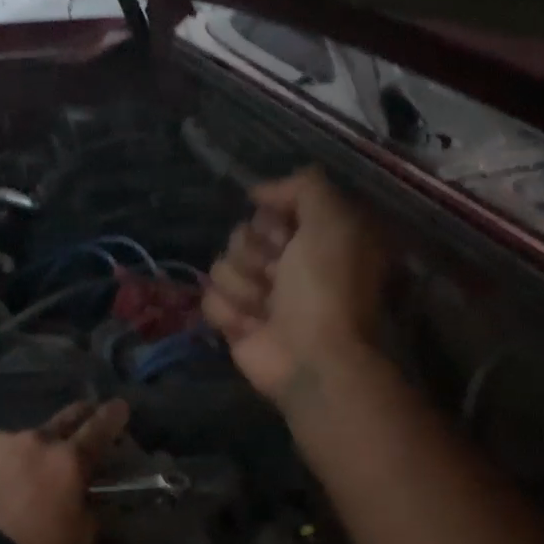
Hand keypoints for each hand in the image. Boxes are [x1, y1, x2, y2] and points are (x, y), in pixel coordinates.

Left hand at [0, 400, 129, 543]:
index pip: (99, 430)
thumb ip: (87, 508)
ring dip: (23, 454)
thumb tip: (83, 497)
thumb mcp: (80, 537)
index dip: (112, 417)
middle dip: (77, 417)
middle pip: (61, 422)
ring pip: (18, 442)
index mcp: (68, 460)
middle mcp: (35, 440)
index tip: (118, 405)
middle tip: (83, 414)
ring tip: (13, 480)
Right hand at [202, 167, 391, 406]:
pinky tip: (253, 326)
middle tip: (279, 276)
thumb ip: (302, 186)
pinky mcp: (235, 322)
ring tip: (268, 307)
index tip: (287, 237)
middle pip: (240, 235)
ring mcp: (258, 293)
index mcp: (313, 236)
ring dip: (245, 287)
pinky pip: (210, 299)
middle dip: (256, 255)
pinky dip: (231, 313)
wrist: (312, 356)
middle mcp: (286, 262)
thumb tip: (258, 192)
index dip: (273, 220)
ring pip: (221, 266)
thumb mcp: (333, 220)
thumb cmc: (327, 287)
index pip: (269, 208)